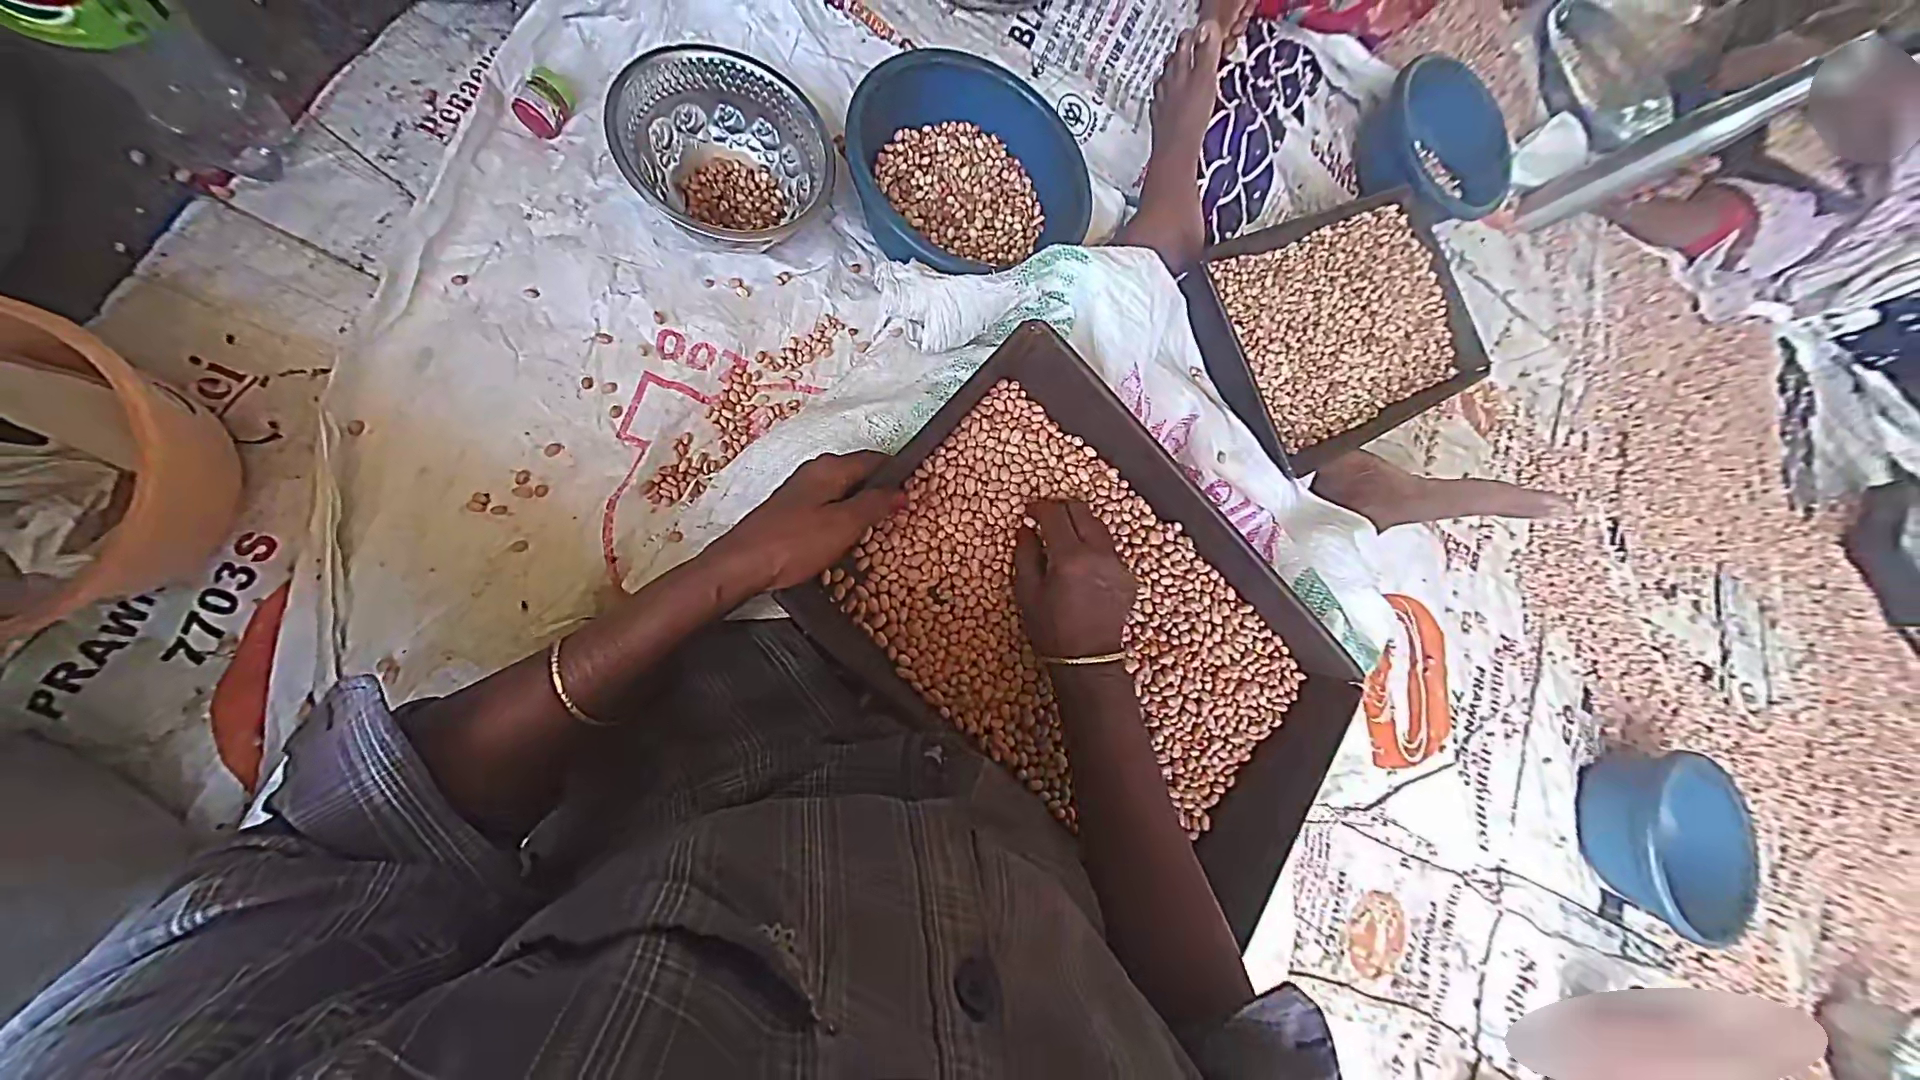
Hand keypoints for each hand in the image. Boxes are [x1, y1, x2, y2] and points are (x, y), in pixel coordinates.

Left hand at [702, 451, 904, 592]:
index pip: (875, 460)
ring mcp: (802, 492)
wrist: (743, 564)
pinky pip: (830, 508)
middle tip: (904, 514)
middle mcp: (816, 473)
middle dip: (882, 491)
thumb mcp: (844, 524)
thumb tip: (902, 491)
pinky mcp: (793, 513)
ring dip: (864, 507)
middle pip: (859, 475)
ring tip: (884, 530)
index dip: (899, 473)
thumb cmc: (795, 542)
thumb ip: (875, 504)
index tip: (918, 490)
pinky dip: (846, 519)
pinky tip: (851, 539)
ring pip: (844, 493)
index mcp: (830, 468)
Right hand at [1013, 500, 1136, 658]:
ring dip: (1079, 522)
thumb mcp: (1027, 592)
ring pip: (1098, 526)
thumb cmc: (1050, 629)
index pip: (1054, 514)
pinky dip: (1092, 544)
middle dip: (1060, 508)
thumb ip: (1025, 554)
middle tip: (1045, 516)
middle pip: (1081, 510)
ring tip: (1062, 534)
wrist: (1087, 660)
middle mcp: (1098, 553)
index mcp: (1070, 557)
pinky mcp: (1127, 575)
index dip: (1038, 507)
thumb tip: (1026, 529)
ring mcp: (1117, 563)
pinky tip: (1080, 560)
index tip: (1028, 511)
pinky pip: (1108, 548)